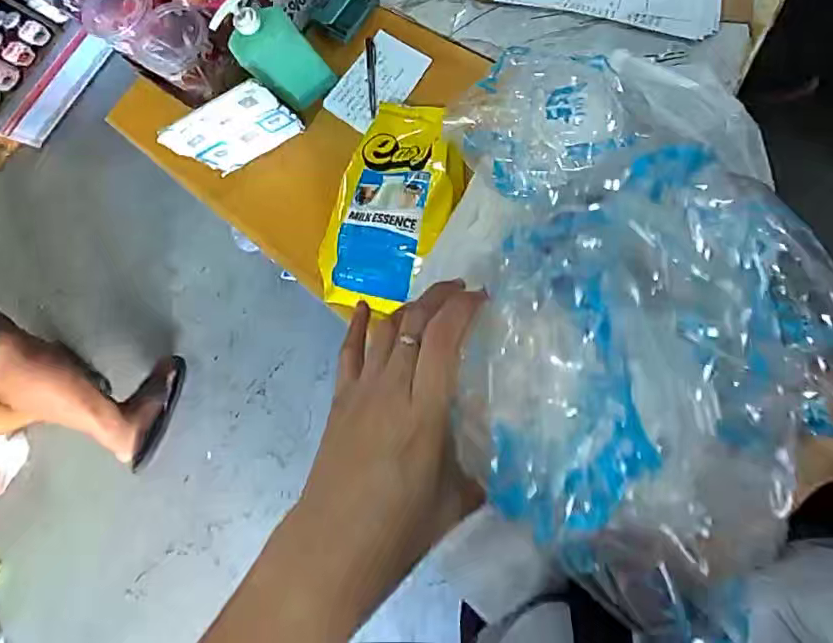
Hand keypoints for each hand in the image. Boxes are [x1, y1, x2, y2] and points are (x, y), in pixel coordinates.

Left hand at [294, 283, 487, 585]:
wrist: (334, 542)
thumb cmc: (400, 528)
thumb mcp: (456, 500)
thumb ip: (479, 466)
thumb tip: (498, 449)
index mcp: (424, 411)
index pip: (443, 340)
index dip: (462, 310)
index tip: (482, 298)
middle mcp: (390, 388)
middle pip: (413, 323)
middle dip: (438, 297)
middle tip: (462, 289)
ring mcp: (360, 389)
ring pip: (382, 329)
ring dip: (407, 308)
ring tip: (429, 302)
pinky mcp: (339, 397)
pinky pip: (348, 350)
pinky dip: (356, 324)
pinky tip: (362, 307)